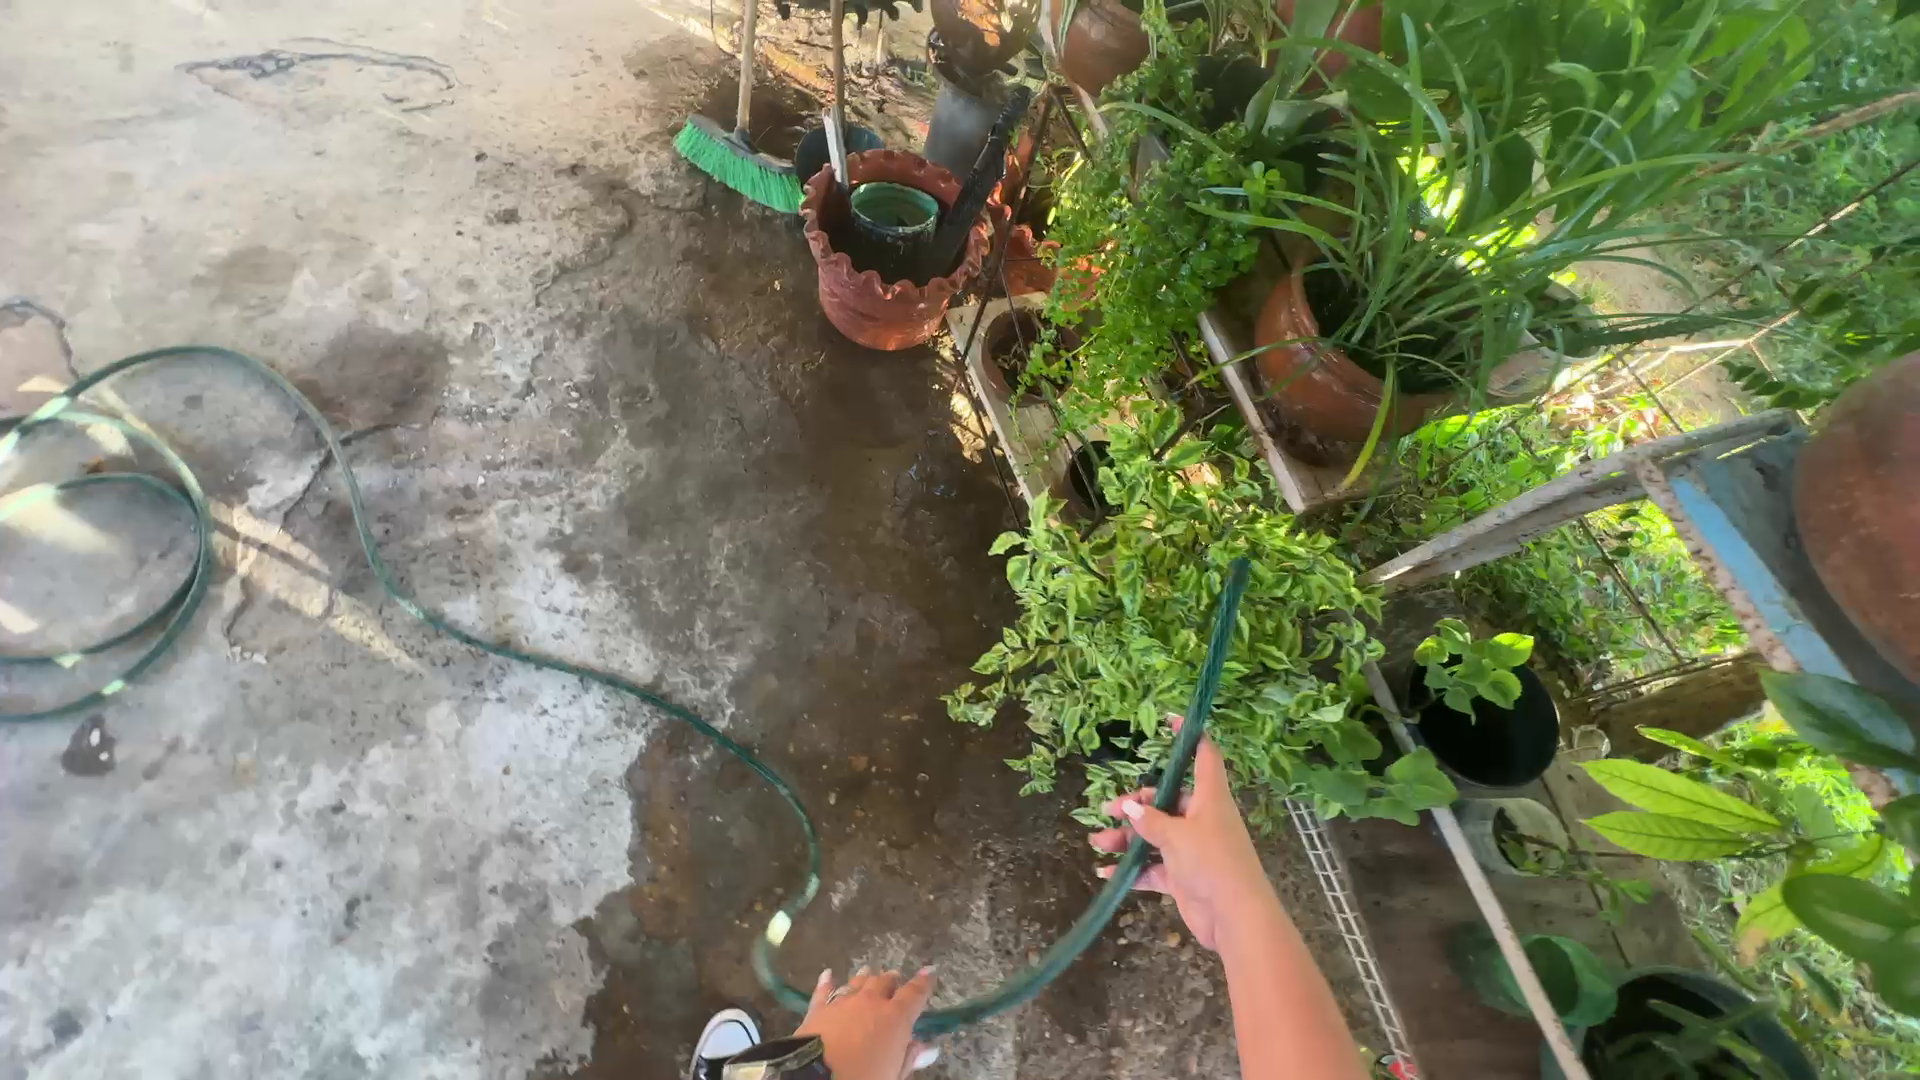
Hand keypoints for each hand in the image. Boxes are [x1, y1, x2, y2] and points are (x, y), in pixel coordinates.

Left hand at [796, 967, 939, 1079]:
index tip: (929, 971)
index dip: (924, 982)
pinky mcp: (819, 1009)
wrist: (816, 1078)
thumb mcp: (892, 1077)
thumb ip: (909, 1059)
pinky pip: (824, 991)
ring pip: (858, 982)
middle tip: (895, 979)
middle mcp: (871, 1002)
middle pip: (885, 983)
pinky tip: (828, 974)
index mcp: (895, 1018)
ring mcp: (844, 1002)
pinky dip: (827, 982)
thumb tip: (929, 1048)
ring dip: (866, 978)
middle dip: (892, 981)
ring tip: (869, 973)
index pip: (914, 994)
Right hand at [1089, 715, 1274, 950]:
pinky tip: (1107, 874)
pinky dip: (1131, 869)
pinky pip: (1152, 866)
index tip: (1171, 720)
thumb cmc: (1213, 863)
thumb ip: (1150, 821)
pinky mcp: (1183, 876)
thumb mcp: (1177, 836)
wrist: (1236, 919)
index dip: (1190, 736)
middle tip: (1108, 810)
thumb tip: (1129, 807)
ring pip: (1154, 834)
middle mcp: (1201, 818)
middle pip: (1165, 800)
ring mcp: (1192, 848)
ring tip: (1098, 843)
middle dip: (1134, 804)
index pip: (1203, 756)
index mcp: (1208, 798)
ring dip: (1126, 838)